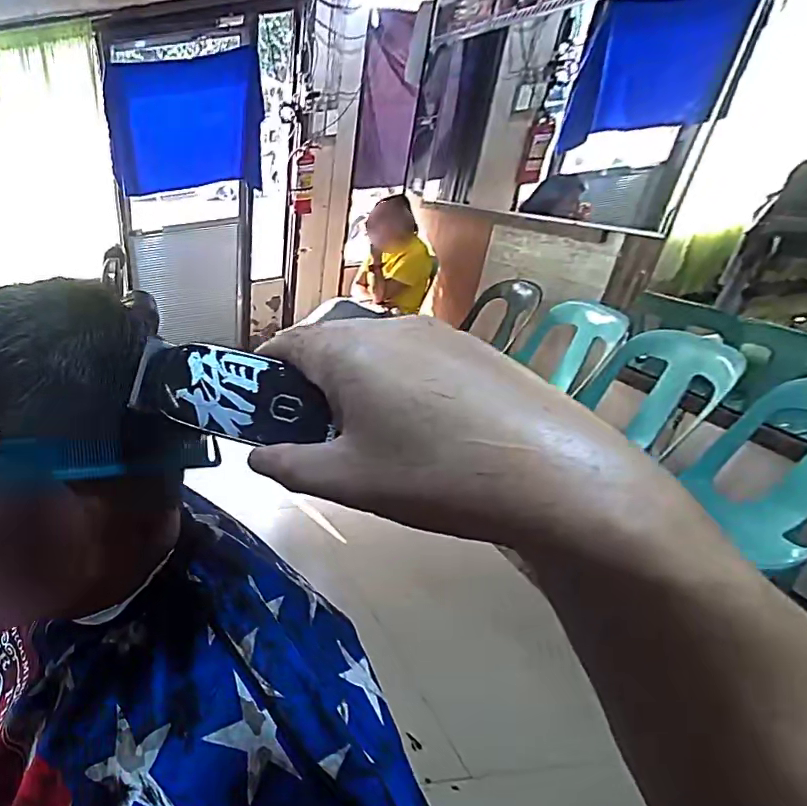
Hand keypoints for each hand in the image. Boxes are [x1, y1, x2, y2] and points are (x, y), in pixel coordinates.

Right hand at [249, 316, 725, 566]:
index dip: (262, 373)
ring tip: (371, 434)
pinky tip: (422, 427)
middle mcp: (388, 326)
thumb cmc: (431, 476)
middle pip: (329, 342)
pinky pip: (414, 356)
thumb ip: (288, 465)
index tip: (261, 410)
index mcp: (347, 349)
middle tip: (317, 433)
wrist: (552, 474)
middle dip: (309, 383)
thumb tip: (255, 457)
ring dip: (354, 382)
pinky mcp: (474, 347)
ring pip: (373, 349)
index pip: (284, 342)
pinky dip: (395, 382)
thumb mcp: (347, 480)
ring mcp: (437, 331)